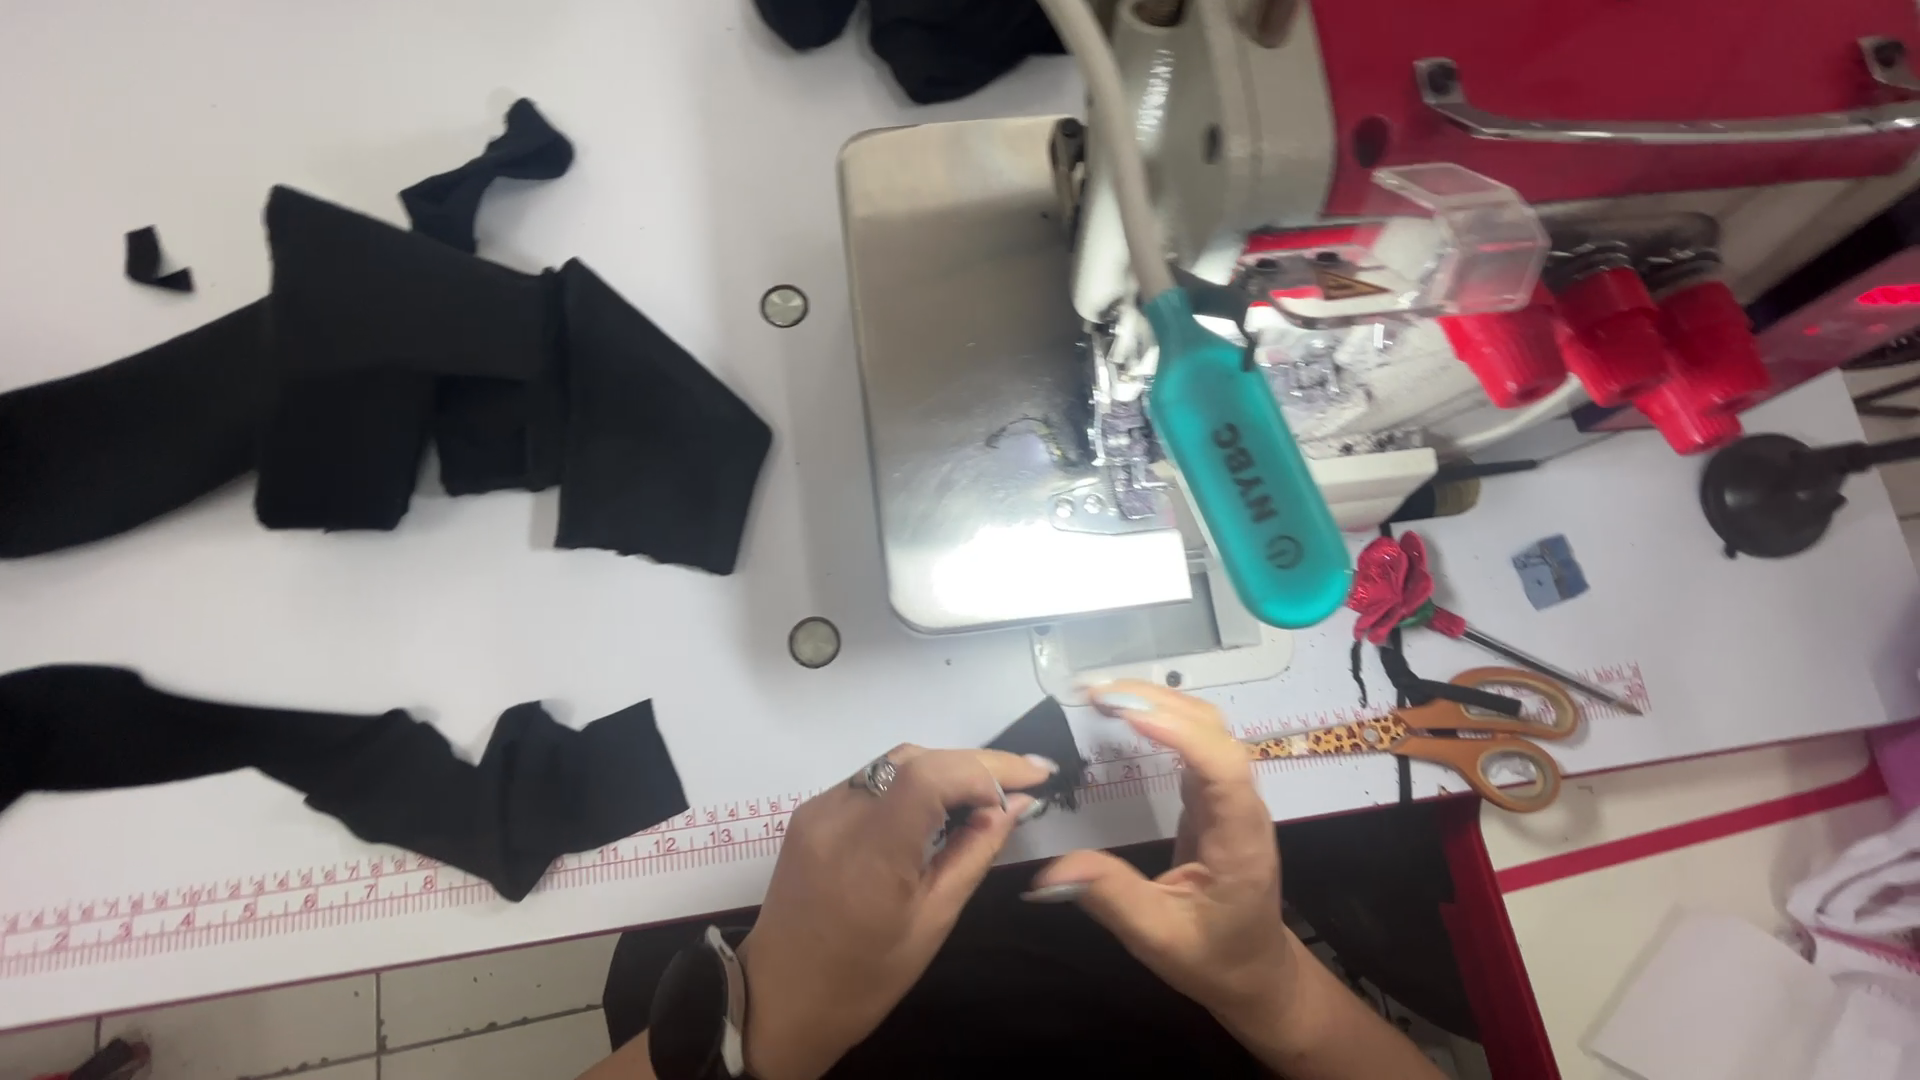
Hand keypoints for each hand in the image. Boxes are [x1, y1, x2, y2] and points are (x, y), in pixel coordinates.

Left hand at [737, 745, 1054, 1079]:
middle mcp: (839, 816)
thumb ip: (975, 853)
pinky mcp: (811, 810)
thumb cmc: (864, 979)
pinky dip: (912, 781)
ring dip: (944, 767)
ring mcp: (819, 808)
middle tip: (1022, 780)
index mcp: (870, 854)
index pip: (930, 777)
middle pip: (916, 758)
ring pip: (894, 761)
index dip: (986, 767)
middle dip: (974, 764)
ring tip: (986, 791)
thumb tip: (1016, 805)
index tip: (1032, 777)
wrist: (778, 1001)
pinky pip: (871, 778)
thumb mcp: (933, 922)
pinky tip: (937, 803)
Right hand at [1028, 681, 1297, 1039]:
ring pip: (1203, 726)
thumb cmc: (1215, 957)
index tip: (1128, 715)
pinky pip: (1191, 740)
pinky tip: (1123, 713)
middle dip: (1155, 702)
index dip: (1180, 734)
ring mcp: (1227, 794)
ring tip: (1102, 693)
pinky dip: (1156, 717)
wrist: (1254, 971)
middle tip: (1095, 692)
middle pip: (1212, 731)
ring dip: (1155, 701)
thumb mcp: (1157, 937)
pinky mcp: (1210, 793)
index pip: (1222, 767)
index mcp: (1239, 839)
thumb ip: (1110, 897)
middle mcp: (1240, 805)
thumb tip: (1051, 872)